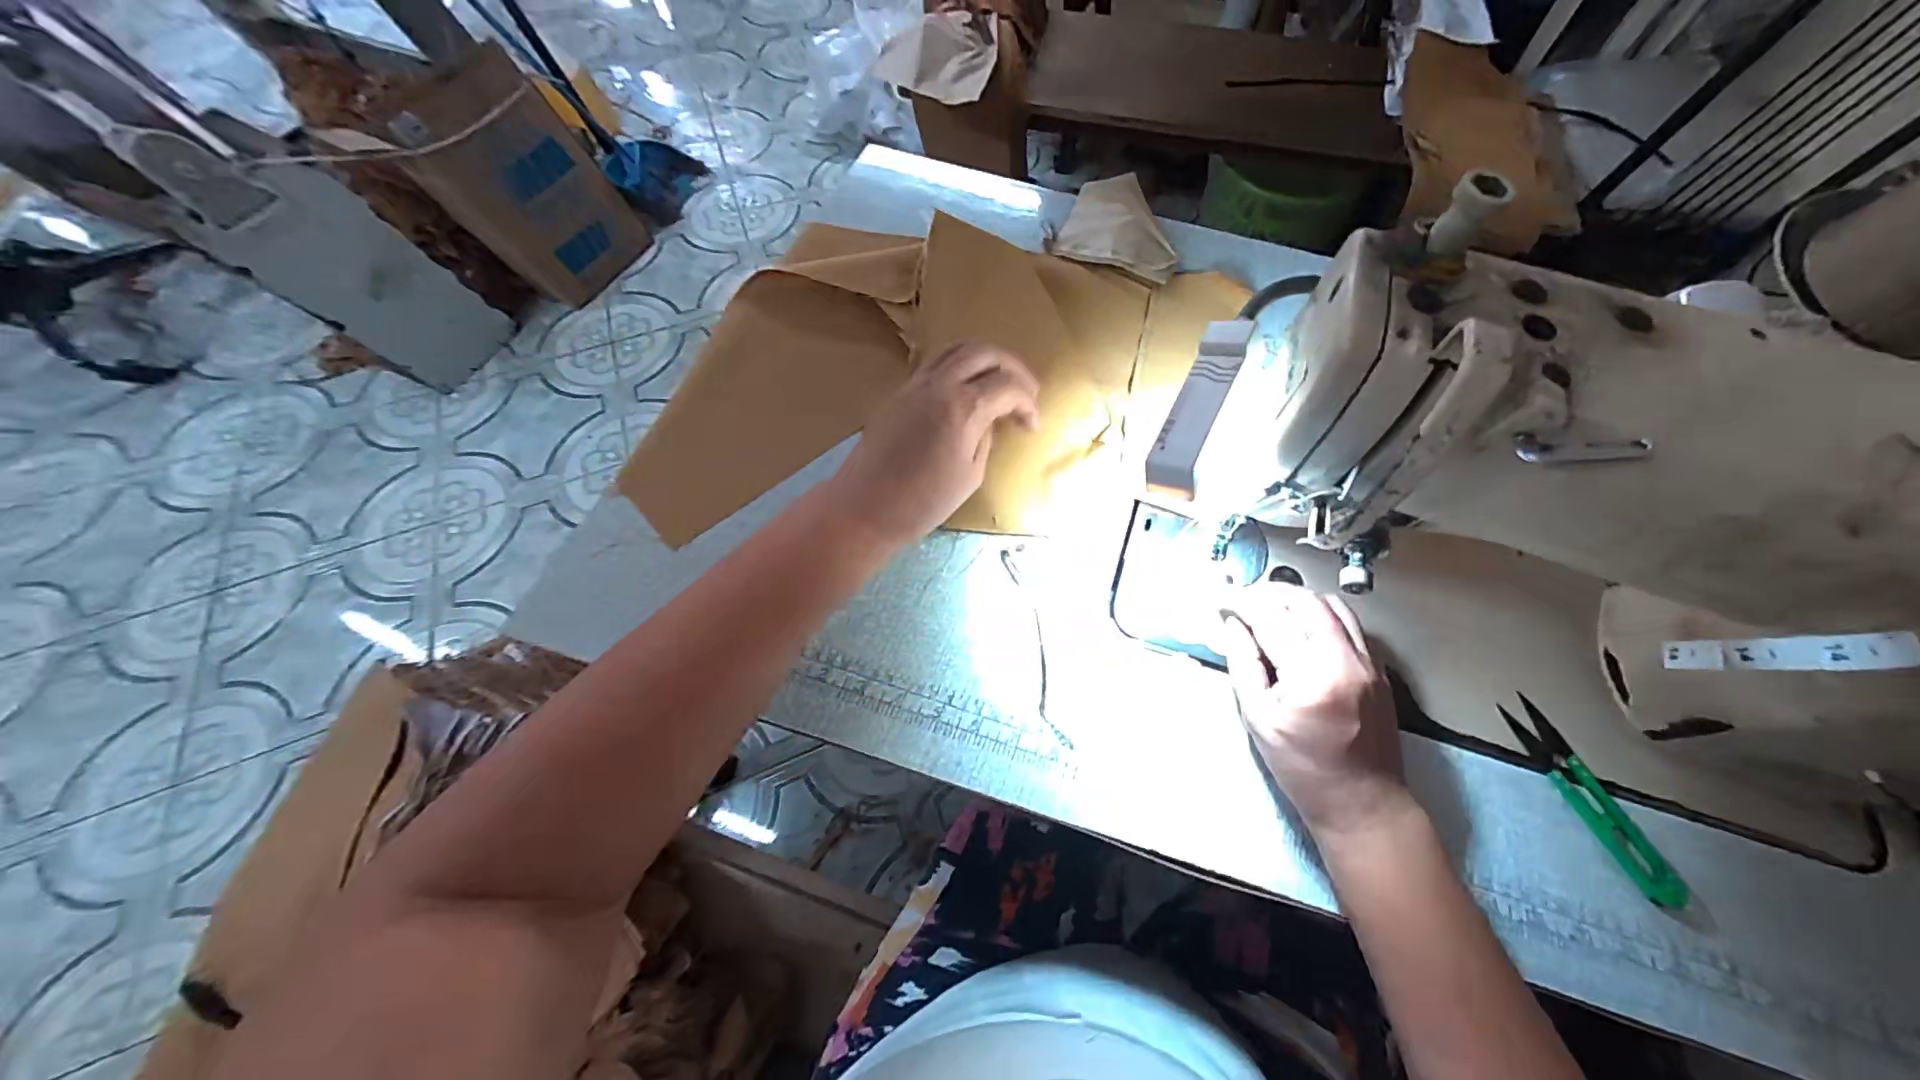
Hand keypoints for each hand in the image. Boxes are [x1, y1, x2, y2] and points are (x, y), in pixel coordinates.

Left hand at [823, 341, 1039, 548]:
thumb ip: (985, 438)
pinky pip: (936, 364)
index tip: (1032, 425)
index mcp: (962, 407)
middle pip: (984, 352)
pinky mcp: (899, 392)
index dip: (1028, 402)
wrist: (864, 507)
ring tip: (998, 384)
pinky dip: (960, 368)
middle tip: (1025, 393)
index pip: (1008, 386)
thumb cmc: (922, 503)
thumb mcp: (970, 475)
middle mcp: (939, 384)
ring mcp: (914, 384)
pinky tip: (966, 392)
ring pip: (957, 349)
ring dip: (985, 360)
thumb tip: (989, 421)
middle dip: (1012, 368)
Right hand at [1217, 584, 1411, 840]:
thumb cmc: (1302, 768)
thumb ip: (1244, 665)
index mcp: (1313, 676)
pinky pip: (1350, 625)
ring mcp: (1370, 663)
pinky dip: (1322, 616)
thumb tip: (1233, 626)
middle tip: (1245, 602)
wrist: (1363, 802)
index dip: (1243, 605)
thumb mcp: (1258, 719)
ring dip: (1298, 600)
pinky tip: (1302, 630)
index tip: (1224, 602)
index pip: (1272, 619)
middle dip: (1270, 594)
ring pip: (1333, 606)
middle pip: (1306, 602)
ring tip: (1272, 610)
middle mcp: (1347, 660)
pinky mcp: (1380, 669)